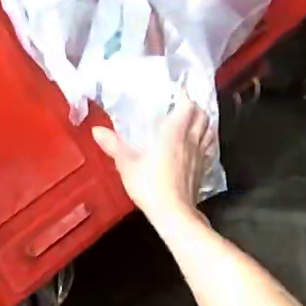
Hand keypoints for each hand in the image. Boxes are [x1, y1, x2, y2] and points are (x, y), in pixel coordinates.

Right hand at [91, 103, 214, 225]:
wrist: (174, 214)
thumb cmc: (150, 186)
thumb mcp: (127, 165)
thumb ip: (114, 146)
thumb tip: (96, 130)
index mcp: (174, 133)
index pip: (186, 106)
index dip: (183, 96)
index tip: (176, 92)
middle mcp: (190, 140)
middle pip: (202, 116)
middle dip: (195, 107)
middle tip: (184, 105)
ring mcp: (199, 155)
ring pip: (208, 130)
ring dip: (203, 122)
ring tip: (194, 120)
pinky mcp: (203, 169)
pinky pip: (208, 148)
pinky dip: (206, 140)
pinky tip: (199, 144)